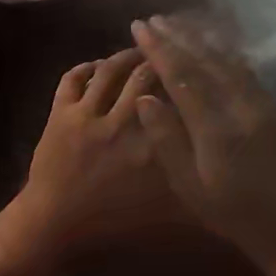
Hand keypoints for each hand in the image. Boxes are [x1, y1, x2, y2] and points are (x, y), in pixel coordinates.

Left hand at [10, 49, 181, 259]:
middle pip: (143, 75)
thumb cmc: (112, 220)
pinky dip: (85, 67)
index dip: (184, 79)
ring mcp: (87, 116)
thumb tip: (219, 158)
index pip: (174, 99)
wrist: (56, 224)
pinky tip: (96, 65)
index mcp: (151, 146)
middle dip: (157, 58)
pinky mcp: (60, 113)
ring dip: (123, 56)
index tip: (192, 70)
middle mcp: (122, 123)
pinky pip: (72, 78)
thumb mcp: (164, 208)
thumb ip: (191, 178)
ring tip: (136, 51)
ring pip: (108, 70)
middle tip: (165, 53)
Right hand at [130, 15, 275, 268]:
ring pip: (228, 60)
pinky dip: (226, 52)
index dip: (158, 49)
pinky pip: (247, 70)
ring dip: (202, 39)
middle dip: (178, 36)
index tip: (139, 27)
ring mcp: (264, 105)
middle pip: (206, 61)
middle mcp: (242, 107)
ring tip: (179, 23)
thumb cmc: (232, 214)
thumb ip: (167, 140)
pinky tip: (215, 45)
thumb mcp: (189, 187)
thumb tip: (144, 98)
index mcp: (216, 128)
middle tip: (154, 18)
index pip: (182, 76)